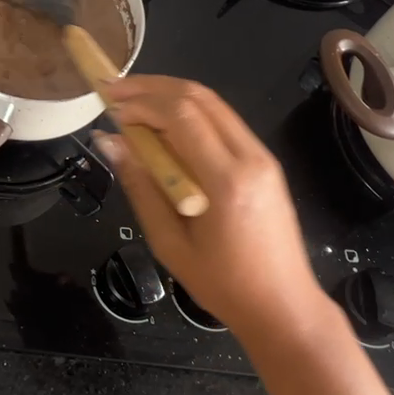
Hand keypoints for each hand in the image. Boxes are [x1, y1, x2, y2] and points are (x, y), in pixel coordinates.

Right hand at [95, 76, 327, 338]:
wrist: (283, 307)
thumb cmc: (222, 284)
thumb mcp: (168, 241)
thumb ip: (140, 185)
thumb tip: (110, 142)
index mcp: (226, 180)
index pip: (182, 115)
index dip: (142, 103)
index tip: (111, 109)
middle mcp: (250, 158)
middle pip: (199, 97)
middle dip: (152, 88)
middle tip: (114, 90)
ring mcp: (262, 157)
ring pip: (213, 103)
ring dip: (170, 95)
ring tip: (132, 100)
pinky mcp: (264, 162)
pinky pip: (223, 122)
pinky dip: (189, 112)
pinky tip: (163, 123)